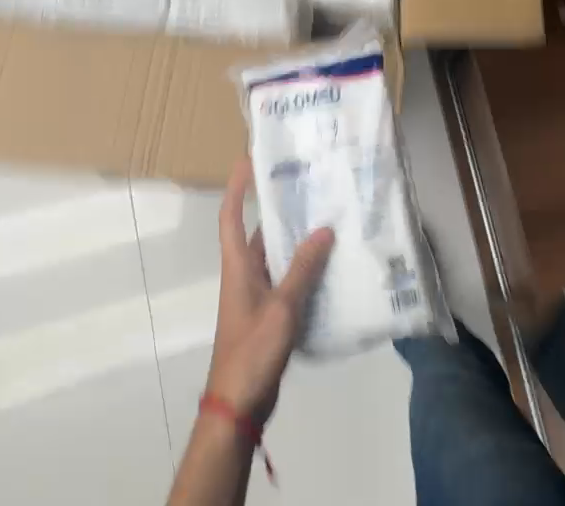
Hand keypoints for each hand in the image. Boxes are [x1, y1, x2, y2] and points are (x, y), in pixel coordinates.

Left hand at [205, 158, 335, 425]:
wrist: (239, 404)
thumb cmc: (252, 350)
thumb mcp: (282, 307)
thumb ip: (303, 269)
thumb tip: (323, 229)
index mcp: (238, 267)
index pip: (231, 215)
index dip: (236, 186)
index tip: (249, 159)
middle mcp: (245, 275)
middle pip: (261, 234)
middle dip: (281, 211)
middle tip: (310, 186)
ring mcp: (257, 297)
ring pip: (279, 259)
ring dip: (299, 242)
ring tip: (330, 220)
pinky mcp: (270, 316)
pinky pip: (289, 282)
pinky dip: (307, 272)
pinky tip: (333, 268)